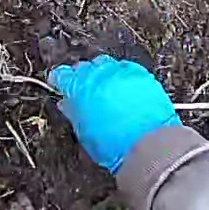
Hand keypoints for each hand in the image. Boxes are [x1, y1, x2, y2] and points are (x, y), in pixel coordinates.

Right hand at [48, 55, 180, 173]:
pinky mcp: (141, 74)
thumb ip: (73, 113)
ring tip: (106, 92)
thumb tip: (67, 104)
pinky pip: (126, 70)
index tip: (60, 84)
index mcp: (79, 87)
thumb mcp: (84, 132)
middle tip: (85, 93)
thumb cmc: (114, 144)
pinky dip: (122, 77)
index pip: (62, 75)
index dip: (59, 80)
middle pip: (84, 67)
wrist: (148, 144)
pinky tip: (125, 92)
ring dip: (103, 75)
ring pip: (105, 65)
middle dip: (82, 77)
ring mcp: (120, 72)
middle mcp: (99, 74)